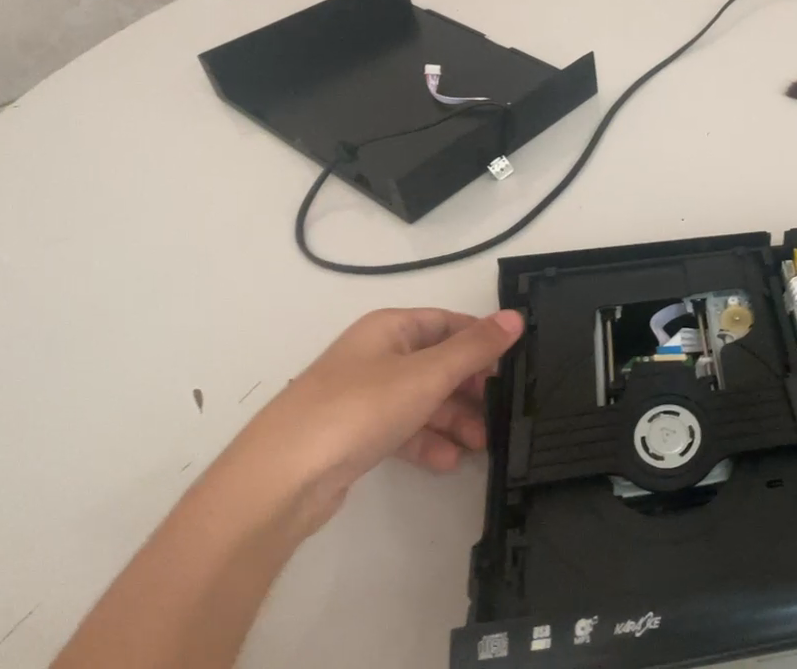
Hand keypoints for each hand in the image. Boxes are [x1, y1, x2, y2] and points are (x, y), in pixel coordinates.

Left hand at [209, 308, 523, 537]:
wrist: (281, 479)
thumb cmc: (358, 409)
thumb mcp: (428, 374)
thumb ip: (476, 348)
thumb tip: (516, 317)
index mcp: (390, 329)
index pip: (448, 323)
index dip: (481, 340)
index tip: (511, 366)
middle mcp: (376, 356)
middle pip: (438, 364)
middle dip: (471, 388)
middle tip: (500, 413)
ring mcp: (363, 398)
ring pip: (423, 400)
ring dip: (455, 419)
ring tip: (481, 444)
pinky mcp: (355, 436)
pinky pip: (403, 431)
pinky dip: (427, 443)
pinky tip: (448, 461)